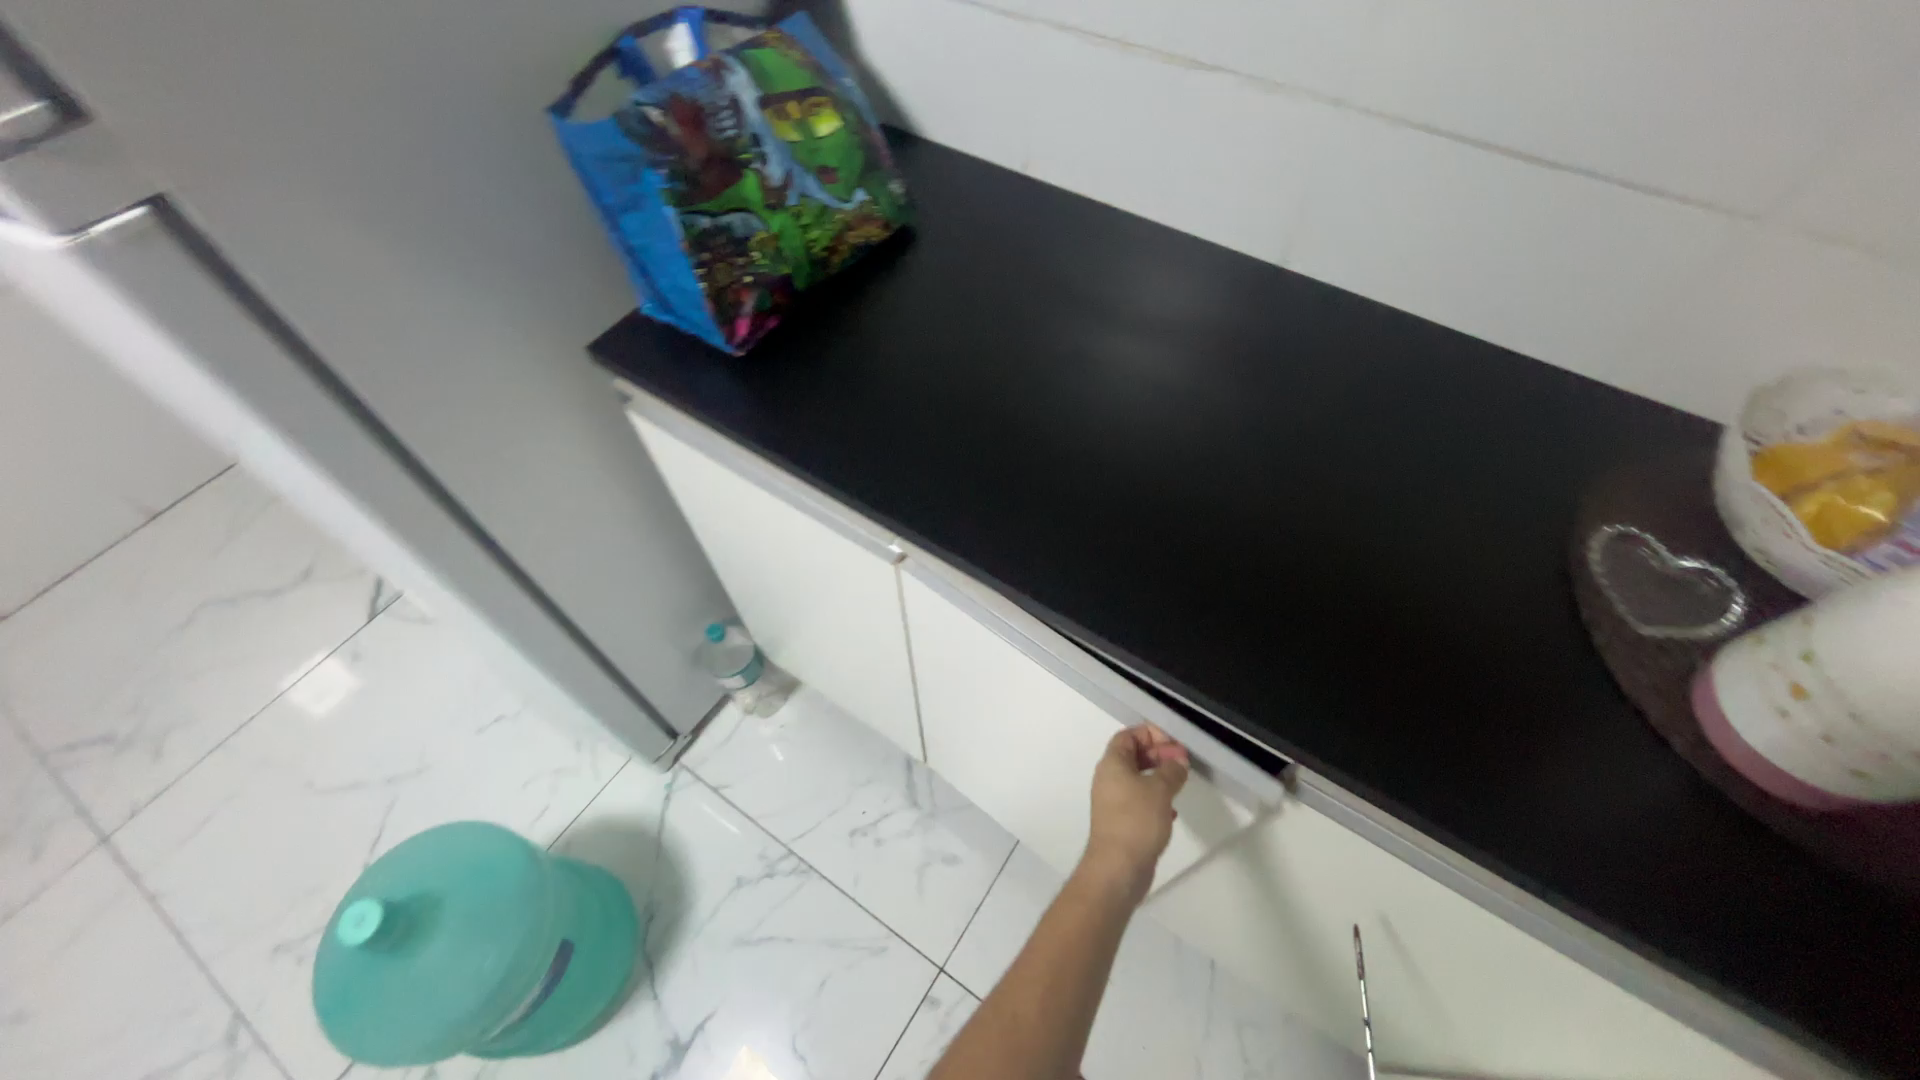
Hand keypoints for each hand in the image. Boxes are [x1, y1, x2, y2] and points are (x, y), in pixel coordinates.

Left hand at [1081, 724, 1189, 904]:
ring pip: (1137, 779)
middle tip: (1182, 762)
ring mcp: (1113, 801)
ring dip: (1158, 777)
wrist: (1118, 867)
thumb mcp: (1160, 790)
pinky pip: (1139, 800)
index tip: (1174, 743)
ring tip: (1180, 782)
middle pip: (1133, 756)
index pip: (1128, 736)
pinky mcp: (1121, 821)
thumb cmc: (1137, 820)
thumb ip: (1171, 770)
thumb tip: (1178, 761)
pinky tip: (1172, 810)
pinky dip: (1155, 799)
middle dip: (1158, 755)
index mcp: (1112, 764)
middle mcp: (1108, 779)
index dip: (1150, 734)